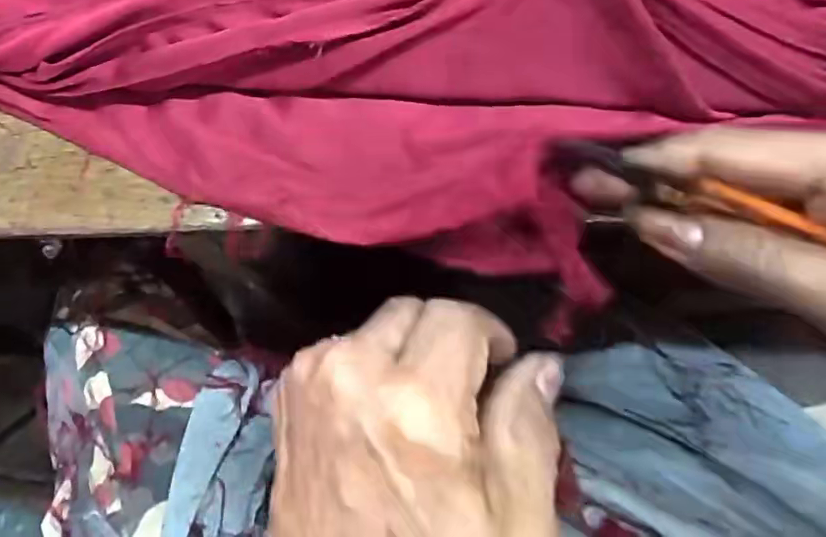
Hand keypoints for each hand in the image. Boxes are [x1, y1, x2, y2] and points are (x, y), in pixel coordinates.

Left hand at [270, 297, 563, 536]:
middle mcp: (353, 371)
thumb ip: (528, 428)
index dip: (491, 336)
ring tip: (419, 410)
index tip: (502, 367)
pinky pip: (338, 348)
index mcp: (414, 402)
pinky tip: (377, 416)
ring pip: (374, 326)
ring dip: (403, 351)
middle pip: (412, 310)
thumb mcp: (513, 524)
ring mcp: (311, 377)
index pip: (457, 316)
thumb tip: (541, 361)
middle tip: (464, 391)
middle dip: (446, 338)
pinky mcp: (285, 391)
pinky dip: (364, 365)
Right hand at [574, 128, 825, 521]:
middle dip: (670, 186)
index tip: (586, 168)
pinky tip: (703, 247)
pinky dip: (751, 248)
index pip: (749, 153)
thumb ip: (779, 267)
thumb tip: (655, 225)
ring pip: (778, 209)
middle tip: (583, 195)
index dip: (663, 160)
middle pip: (756, 174)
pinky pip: (814, 243)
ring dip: (702, 217)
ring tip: (621, 219)